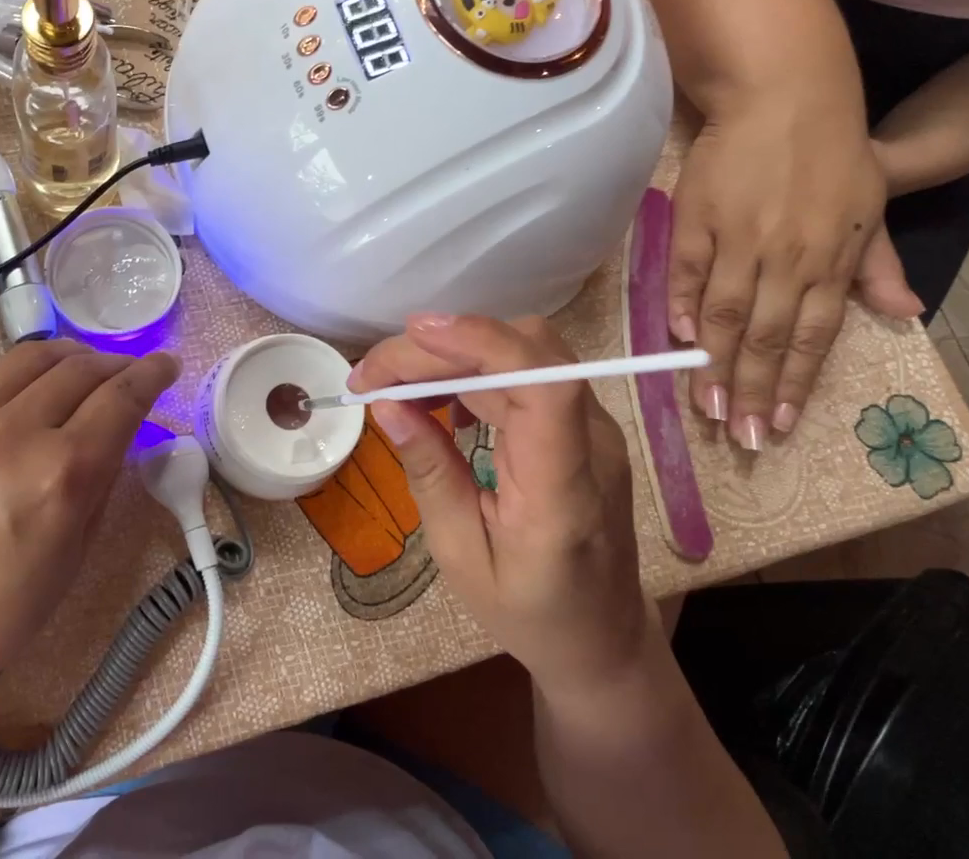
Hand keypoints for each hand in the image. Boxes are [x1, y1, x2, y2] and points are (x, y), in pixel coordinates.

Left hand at [0, 340, 178, 693]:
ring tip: (85, 368)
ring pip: (31, 357)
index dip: (152, 374)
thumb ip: (104, 475)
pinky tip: (29, 394)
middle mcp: (13, 432)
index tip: (166, 364)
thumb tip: (121, 427)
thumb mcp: (79, 546)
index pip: (121, 397)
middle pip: (79, 369)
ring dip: (70, 357)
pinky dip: (21, 378)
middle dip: (115, 363)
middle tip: (129, 371)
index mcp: (62, 474)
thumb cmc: (8, 607)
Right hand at [351, 314, 646, 695]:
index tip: (412, 334)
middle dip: (435, 350)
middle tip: (367, 379)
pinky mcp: (582, 425)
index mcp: (561, 492)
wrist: (601, 635)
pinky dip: (473, 369)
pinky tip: (441, 402)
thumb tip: (387, 404)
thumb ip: (430, 475)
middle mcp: (590, 444)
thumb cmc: (528, 611)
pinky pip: (527, 372)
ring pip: (522, 352)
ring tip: (392, 387)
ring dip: (449, 355)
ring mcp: (594, 429)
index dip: (481, 343)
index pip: (543, 387)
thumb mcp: (460, 555)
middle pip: (521, 355)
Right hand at [670, 76, 920, 448]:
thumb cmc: (827, 152)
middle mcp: (788, 257)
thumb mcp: (870, 206)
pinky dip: (684, 307)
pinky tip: (681, 340)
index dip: (796, 384)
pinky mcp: (696, 221)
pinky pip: (688, 274)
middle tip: (742, 437)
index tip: (782, 425)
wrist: (783, 95)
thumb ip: (876, 263)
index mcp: (831, 258)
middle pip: (767, 336)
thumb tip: (902, 313)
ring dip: (716, 364)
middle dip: (755, 391)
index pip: (813, 335)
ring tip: (707, 407)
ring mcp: (738, 239)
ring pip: (727, 314)